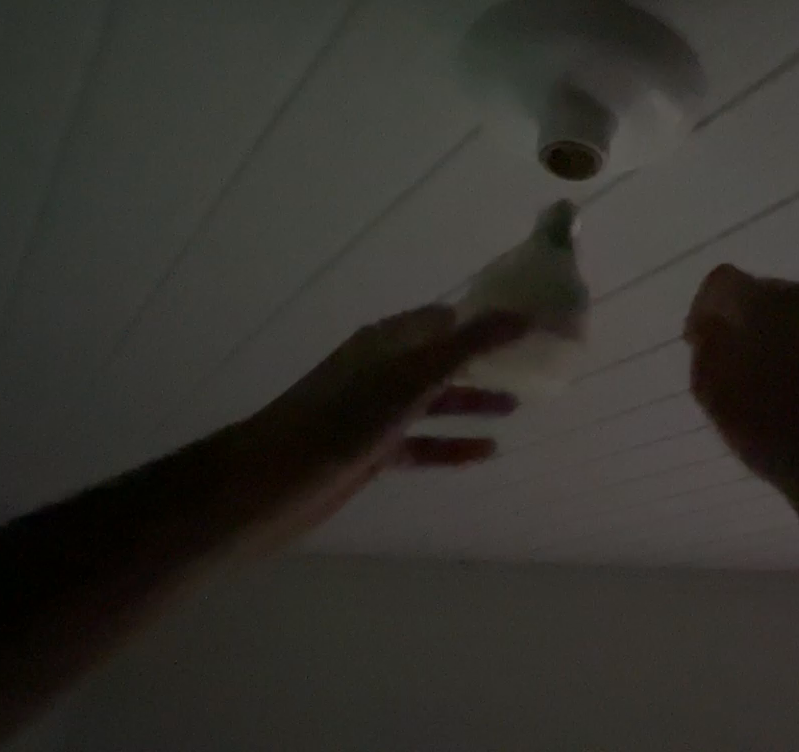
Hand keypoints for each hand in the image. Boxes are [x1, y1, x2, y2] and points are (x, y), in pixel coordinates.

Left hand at [255, 304, 527, 482]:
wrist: (269, 484)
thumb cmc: (345, 419)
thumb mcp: (414, 377)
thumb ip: (470, 345)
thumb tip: (525, 314)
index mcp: (391, 340)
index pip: (448, 318)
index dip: (487, 319)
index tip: (528, 325)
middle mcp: (386, 368)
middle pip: (445, 357)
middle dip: (485, 361)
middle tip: (530, 365)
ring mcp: (377, 410)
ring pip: (435, 400)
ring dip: (472, 402)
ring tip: (515, 406)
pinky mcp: (372, 448)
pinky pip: (423, 442)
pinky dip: (452, 444)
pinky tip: (485, 452)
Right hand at [683, 265, 798, 503]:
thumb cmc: (770, 433)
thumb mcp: (714, 395)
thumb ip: (706, 347)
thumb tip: (710, 322)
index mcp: (761, 305)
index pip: (723, 281)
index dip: (705, 307)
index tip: (700, 340)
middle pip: (765, 292)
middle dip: (747, 319)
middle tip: (740, 361)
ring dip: (786, 333)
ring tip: (781, 376)